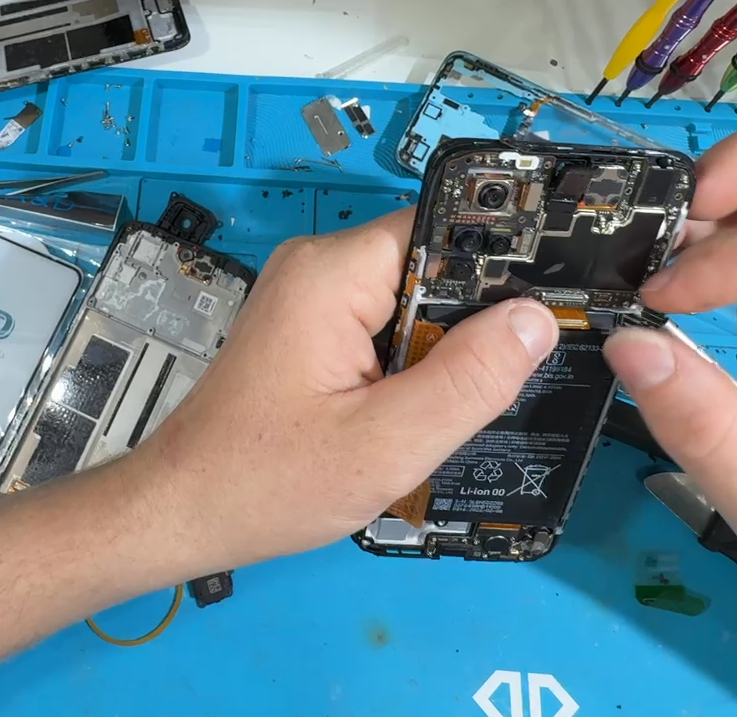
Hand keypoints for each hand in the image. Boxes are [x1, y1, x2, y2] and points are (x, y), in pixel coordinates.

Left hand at [129, 209, 558, 574]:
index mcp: (330, 272)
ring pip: (405, 297)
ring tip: (465, 397)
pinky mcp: (304, 324)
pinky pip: (378, 319)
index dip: (497, 265)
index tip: (551, 307)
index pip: (438, 231)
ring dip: (438, 344)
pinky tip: (420, 400)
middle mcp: (316, 265)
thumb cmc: (270, 480)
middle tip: (509, 374)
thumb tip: (534, 317)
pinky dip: (407, 356)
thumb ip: (467, 379)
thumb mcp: (385, 442)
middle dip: (470, 316)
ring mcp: (306, 294)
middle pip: (424, 264)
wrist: (185, 505)